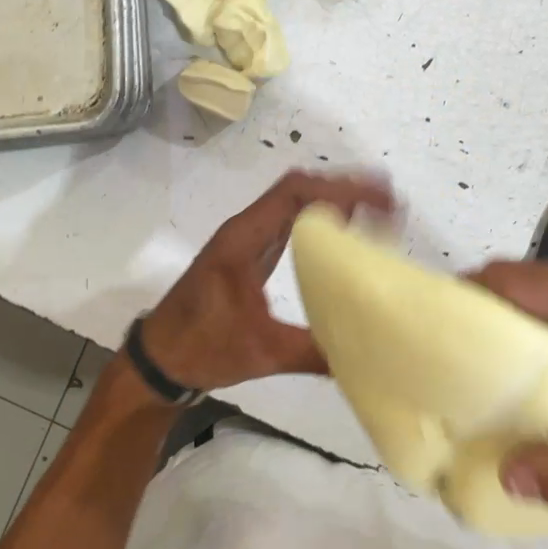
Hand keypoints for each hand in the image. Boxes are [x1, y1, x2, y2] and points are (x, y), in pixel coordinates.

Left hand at [143, 170, 393, 391]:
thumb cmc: (200, 347)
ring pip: (293, 205)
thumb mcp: (262, 352)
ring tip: (376, 216)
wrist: (158, 359)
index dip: (339, 189)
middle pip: (298, 190)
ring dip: (332, 203)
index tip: (380, 200)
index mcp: (244, 239)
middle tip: (389, 205)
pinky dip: (319, 224)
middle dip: (344, 190)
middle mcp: (246, 231)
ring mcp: (246, 242)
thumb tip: (368, 355)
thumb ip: (313, 352)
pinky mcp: (249, 257)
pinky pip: (288, 226)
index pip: (294, 193)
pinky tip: (343, 240)